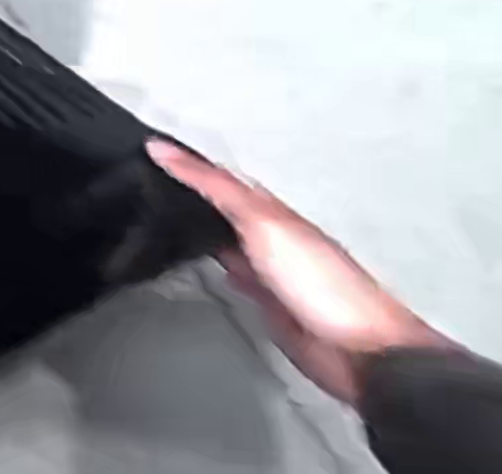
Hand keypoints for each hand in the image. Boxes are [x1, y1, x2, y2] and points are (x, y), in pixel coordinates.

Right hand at [148, 140, 449, 403]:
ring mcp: (268, 267)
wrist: (361, 354)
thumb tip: (158, 147)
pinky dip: (205, 259)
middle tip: (140, 177)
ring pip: (221, 236)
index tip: (147, 148)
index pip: (223, 177)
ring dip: (193, 225)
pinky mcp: (263, 297)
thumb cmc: (316, 280)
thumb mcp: (260, 221)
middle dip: (187, 191)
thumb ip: (211, 185)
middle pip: (221, 205)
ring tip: (150, 211)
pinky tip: (185, 257)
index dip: (187, 161)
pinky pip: (226, 269)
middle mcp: (271, 234)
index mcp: (274, 211)